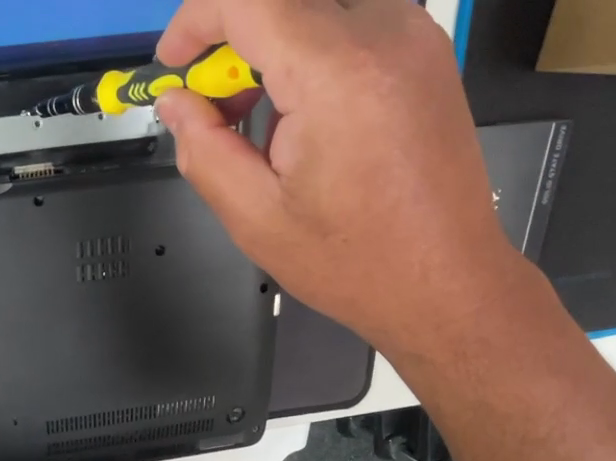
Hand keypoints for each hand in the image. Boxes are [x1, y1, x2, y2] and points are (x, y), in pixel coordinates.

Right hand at [155, 0, 526, 363]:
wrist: (443, 279)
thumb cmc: (351, 261)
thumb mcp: (256, 217)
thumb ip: (204, 149)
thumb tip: (175, 102)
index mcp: (336, 72)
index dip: (196, 20)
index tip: (172, 65)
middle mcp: (384, 29)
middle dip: (232, 38)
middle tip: (214, 106)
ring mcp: (413, 32)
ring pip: (317, 5)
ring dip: (271, 44)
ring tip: (257, 118)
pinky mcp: (425, 48)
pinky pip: (351, 20)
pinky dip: (309, 50)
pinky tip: (301, 114)